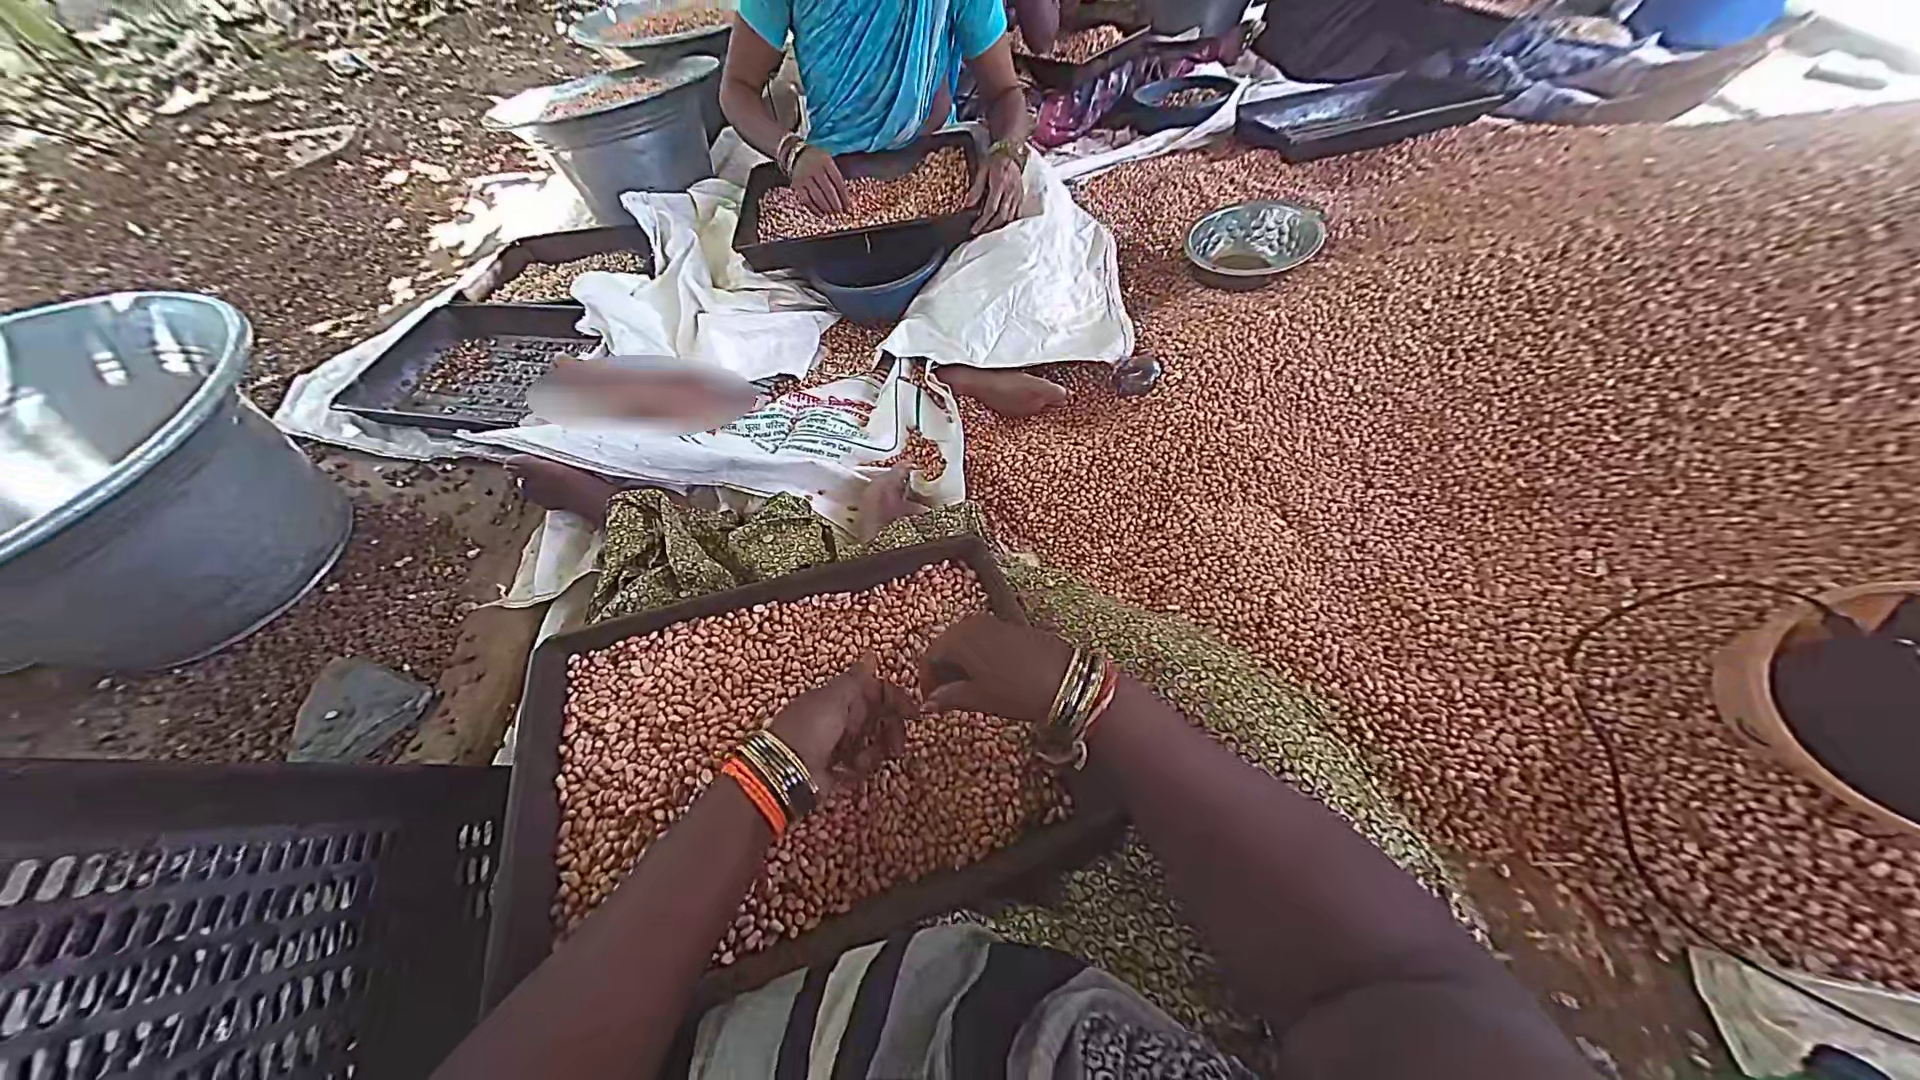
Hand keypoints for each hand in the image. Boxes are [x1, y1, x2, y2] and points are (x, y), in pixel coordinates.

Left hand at [767, 656, 910, 795]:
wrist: (784, 772)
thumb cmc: (810, 729)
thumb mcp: (834, 698)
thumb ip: (855, 679)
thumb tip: (871, 655)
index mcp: (837, 697)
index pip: (873, 691)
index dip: (894, 700)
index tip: (913, 713)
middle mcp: (838, 718)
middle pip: (875, 718)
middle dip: (889, 729)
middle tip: (897, 745)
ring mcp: (836, 744)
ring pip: (869, 742)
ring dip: (874, 751)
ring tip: (866, 761)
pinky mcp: (835, 769)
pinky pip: (858, 765)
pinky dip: (859, 768)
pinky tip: (853, 771)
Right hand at [789, 146, 848, 213]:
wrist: (794, 154)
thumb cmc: (816, 161)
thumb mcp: (827, 161)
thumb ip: (836, 176)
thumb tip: (845, 200)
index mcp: (826, 162)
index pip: (838, 182)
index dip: (844, 196)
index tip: (848, 207)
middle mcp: (815, 169)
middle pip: (829, 190)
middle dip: (836, 204)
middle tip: (840, 213)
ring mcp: (805, 177)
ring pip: (818, 197)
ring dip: (827, 208)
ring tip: (832, 214)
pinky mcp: (797, 185)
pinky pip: (807, 200)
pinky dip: (815, 209)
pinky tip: (821, 214)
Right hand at [918, 613, 1072, 722]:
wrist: (1065, 679)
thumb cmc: (1016, 690)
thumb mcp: (979, 698)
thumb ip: (949, 697)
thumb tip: (927, 703)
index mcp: (958, 638)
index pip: (929, 656)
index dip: (926, 680)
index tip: (930, 701)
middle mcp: (971, 623)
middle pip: (946, 645)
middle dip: (943, 670)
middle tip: (946, 697)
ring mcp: (993, 621)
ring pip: (964, 641)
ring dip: (960, 663)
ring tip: (967, 689)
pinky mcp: (1010, 625)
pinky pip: (983, 638)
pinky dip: (978, 656)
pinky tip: (988, 676)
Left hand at [968, 149, 1024, 233]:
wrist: (1011, 150)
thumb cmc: (995, 160)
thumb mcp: (982, 170)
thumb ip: (976, 188)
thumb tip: (968, 204)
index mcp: (1000, 185)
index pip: (990, 209)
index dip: (982, 222)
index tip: (974, 230)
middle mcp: (1010, 192)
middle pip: (1001, 217)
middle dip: (990, 227)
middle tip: (980, 233)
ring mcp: (1017, 195)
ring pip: (1010, 217)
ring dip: (999, 227)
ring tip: (989, 232)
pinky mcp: (1021, 196)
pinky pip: (1016, 214)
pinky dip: (1008, 222)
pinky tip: (1001, 226)